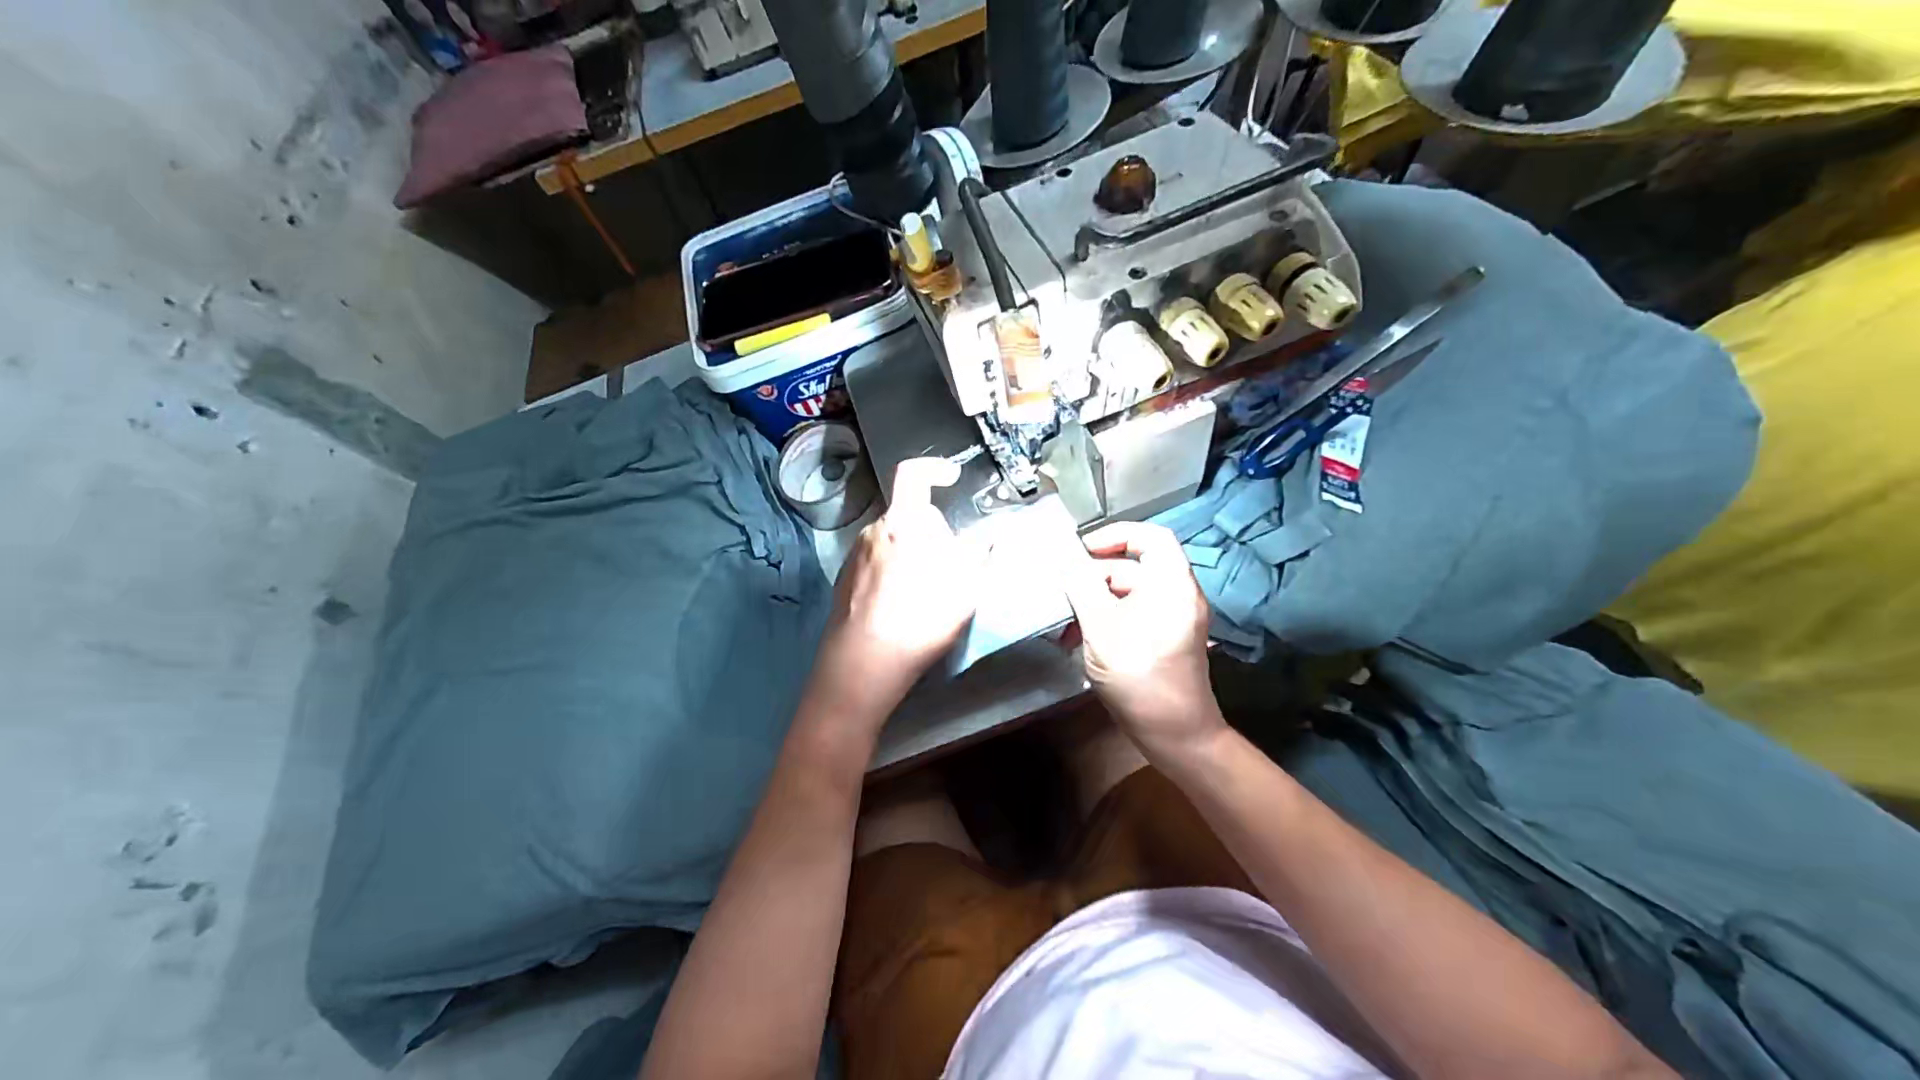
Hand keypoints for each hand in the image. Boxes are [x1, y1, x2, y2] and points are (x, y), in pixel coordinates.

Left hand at [816, 458, 978, 708]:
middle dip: (932, 532)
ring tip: (926, 594)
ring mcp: (854, 555)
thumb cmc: (921, 618)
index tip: (950, 477)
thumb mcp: (967, 588)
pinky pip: (876, 563)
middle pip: (909, 516)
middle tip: (951, 565)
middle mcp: (873, 529)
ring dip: (911, 554)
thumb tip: (983, 537)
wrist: (864, 662)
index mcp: (904, 522)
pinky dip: (892, 573)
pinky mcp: (843, 580)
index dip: (934, 468)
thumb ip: (977, 554)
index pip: (914, 474)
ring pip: (893, 542)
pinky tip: (900, 607)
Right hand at [1061, 522, 1226, 760]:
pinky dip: (1105, 622)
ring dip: (1093, 605)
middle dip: (1092, 579)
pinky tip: (1079, 642)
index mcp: (1171, 584)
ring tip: (1064, 626)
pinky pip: (1131, 617)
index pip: (1151, 537)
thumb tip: (1067, 560)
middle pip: (1133, 568)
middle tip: (1061, 594)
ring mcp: (1171, 621)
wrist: (1175, 734)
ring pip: (1126, 596)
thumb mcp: (1101, 626)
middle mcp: (1176, 596)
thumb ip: (1082, 586)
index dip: (1116, 535)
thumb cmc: (1139, 674)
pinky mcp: (1162, 642)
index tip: (1082, 550)